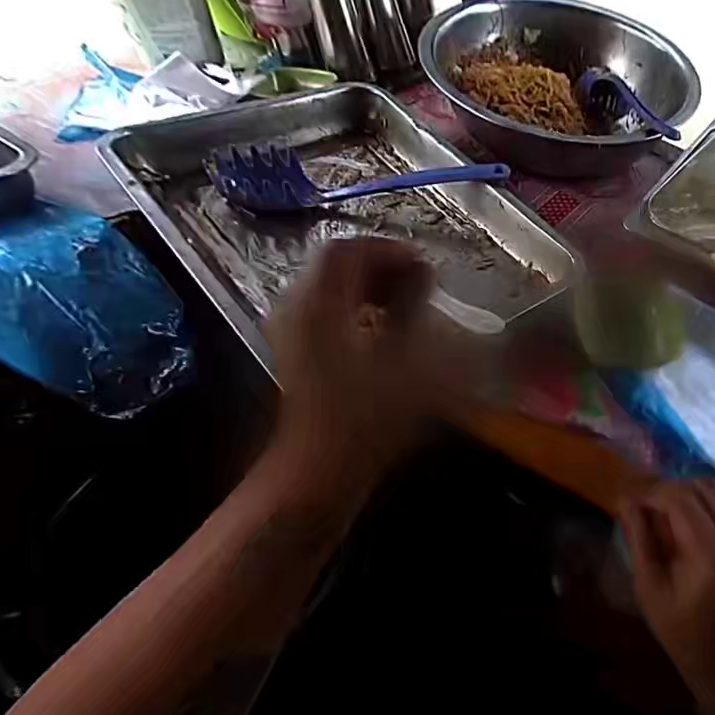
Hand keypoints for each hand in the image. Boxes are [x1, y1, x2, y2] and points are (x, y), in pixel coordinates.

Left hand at [261, 238, 443, 488]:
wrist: (323, 465)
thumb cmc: (368, 414)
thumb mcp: (405, 355)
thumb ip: (413, 306)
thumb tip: (422, 275)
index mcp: (320, 302)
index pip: (348, 251)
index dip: (388, 250)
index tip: (423, 263)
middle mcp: (297, 307)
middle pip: (336, 266)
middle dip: (380, 267)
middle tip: (419, 283)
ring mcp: (291, 330)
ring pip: (330, 288)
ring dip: (368, 287)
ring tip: (407, 304)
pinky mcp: (295, 351)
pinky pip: (325, 311)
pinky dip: (355, 307)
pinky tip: (382, 328)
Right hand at [620, 479, 714, 683]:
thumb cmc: (681, 629)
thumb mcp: (650, 588)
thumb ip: (639, 540)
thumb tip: (624, 501)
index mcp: (707, 550)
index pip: (679, 497)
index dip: (649, 493)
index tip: (627, 504)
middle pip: (695, 487)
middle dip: (663, 488)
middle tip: (638, 506)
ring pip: (711, 488)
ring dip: (682, 490)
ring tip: (657, 509)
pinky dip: (697, 498)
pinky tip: (678, 517)